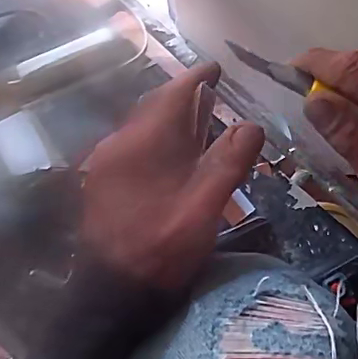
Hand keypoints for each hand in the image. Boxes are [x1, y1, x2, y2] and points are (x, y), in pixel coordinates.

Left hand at [81, 62, 265, 290]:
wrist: (112, 292)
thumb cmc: (161, 248)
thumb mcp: (202, 207)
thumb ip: (227, 163)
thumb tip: (252, 124)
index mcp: (141, 143)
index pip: (171, 95)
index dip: (195, 77)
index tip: (216, 66)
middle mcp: (118, 144)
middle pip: (154, 107)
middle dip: (184, 94)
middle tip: (213, 88)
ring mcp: (108, 163)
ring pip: (143, 126)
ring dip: (171, 116)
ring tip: (200, 112)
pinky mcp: (105, 181)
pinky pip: (135, 144)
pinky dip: (159, 136)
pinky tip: (176, 150)